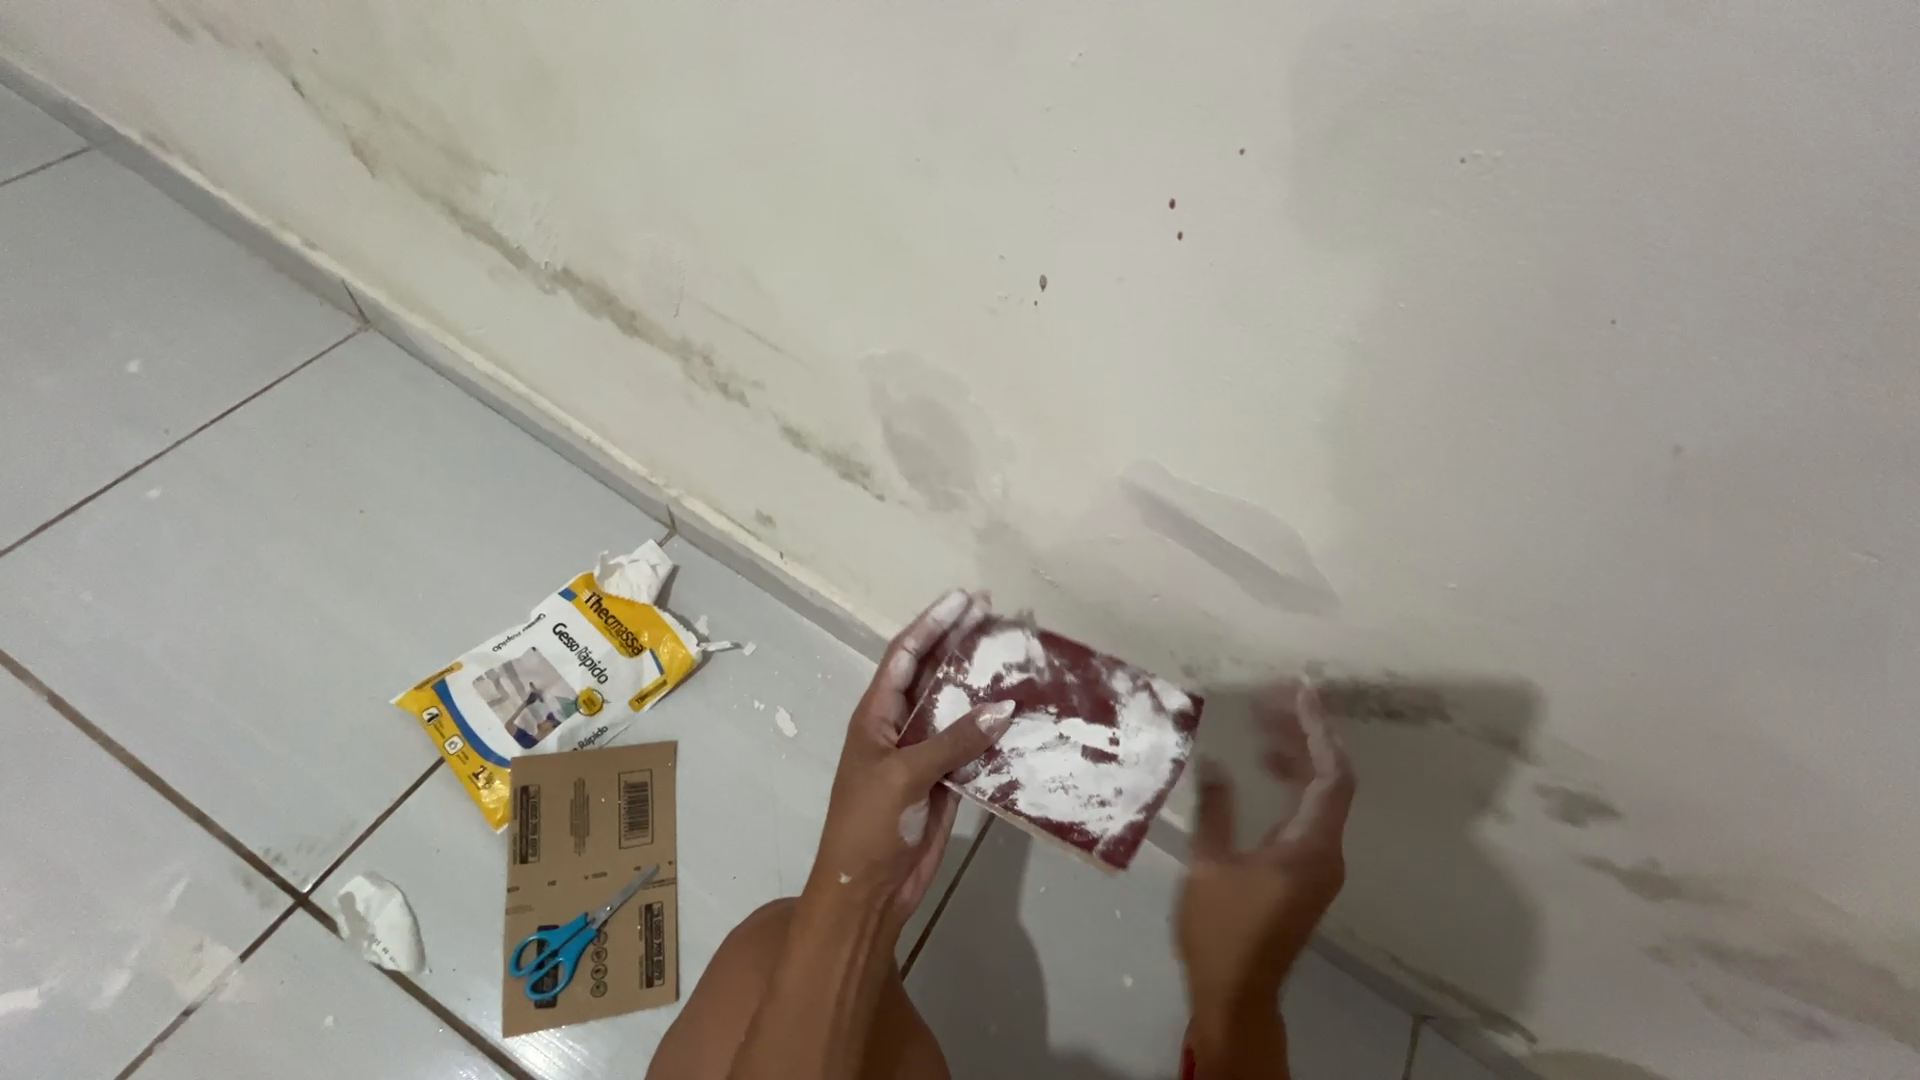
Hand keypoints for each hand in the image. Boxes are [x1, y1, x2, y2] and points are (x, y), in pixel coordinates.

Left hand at [807, 588, 1012, 932]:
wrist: (867, 893)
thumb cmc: (869, 826)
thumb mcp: (904, 776)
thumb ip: (952, 740)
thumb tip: (1004, 707)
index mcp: (876, 714)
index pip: (904, 655)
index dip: (932, 624)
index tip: (963, 598)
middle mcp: (900, 725)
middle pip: (932, 672)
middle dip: (958, 641)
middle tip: (993, 611)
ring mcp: (924, 752)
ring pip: (956, 706)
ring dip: (980, 682)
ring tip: (1012, 652)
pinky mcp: (945, 779)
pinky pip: (972, 745)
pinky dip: (994, 729)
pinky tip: (1020, 712)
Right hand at [1178, 681, 1354, 1028]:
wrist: (1236, 994)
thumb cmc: (1221, 930)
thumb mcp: (1208, 864)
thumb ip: (1215, 809)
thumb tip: (1215, 762)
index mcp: (1310, 846)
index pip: (1330, 775)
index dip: (1317, 730)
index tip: (1299, 693)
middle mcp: (1326, 851)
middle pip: (1330, 780)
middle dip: (1305, 735)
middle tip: (1272, 698)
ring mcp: (1318, 864)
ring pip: (1319, 797)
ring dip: (1295, 758)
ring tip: (1261, 725)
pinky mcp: (1304, 873)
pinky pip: (1307, 814)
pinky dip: (1290, 785)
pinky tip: (1261, 771)